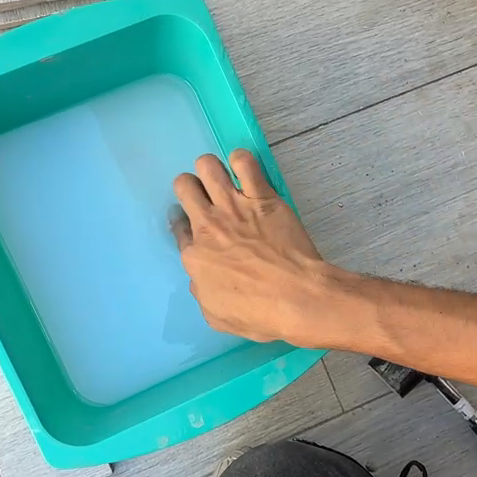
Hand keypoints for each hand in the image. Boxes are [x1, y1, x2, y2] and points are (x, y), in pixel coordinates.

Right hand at [173, 150, 327, 342]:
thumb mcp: (216, 316)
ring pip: (207, 166)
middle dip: (190, 188)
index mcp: (194, 256)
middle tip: (206, 199)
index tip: (194, 227)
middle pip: (184, 186)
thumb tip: (202, 277)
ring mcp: (235, 206)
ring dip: (211, 169)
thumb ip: (202, 290)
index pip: (178, 227)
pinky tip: (246, 170)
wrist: (298, 298)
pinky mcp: (263, 196)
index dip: (184, 224)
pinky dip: (242, 160)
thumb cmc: (259, 315)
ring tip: (224, 180)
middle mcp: (208, 224)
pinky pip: (245, 162)